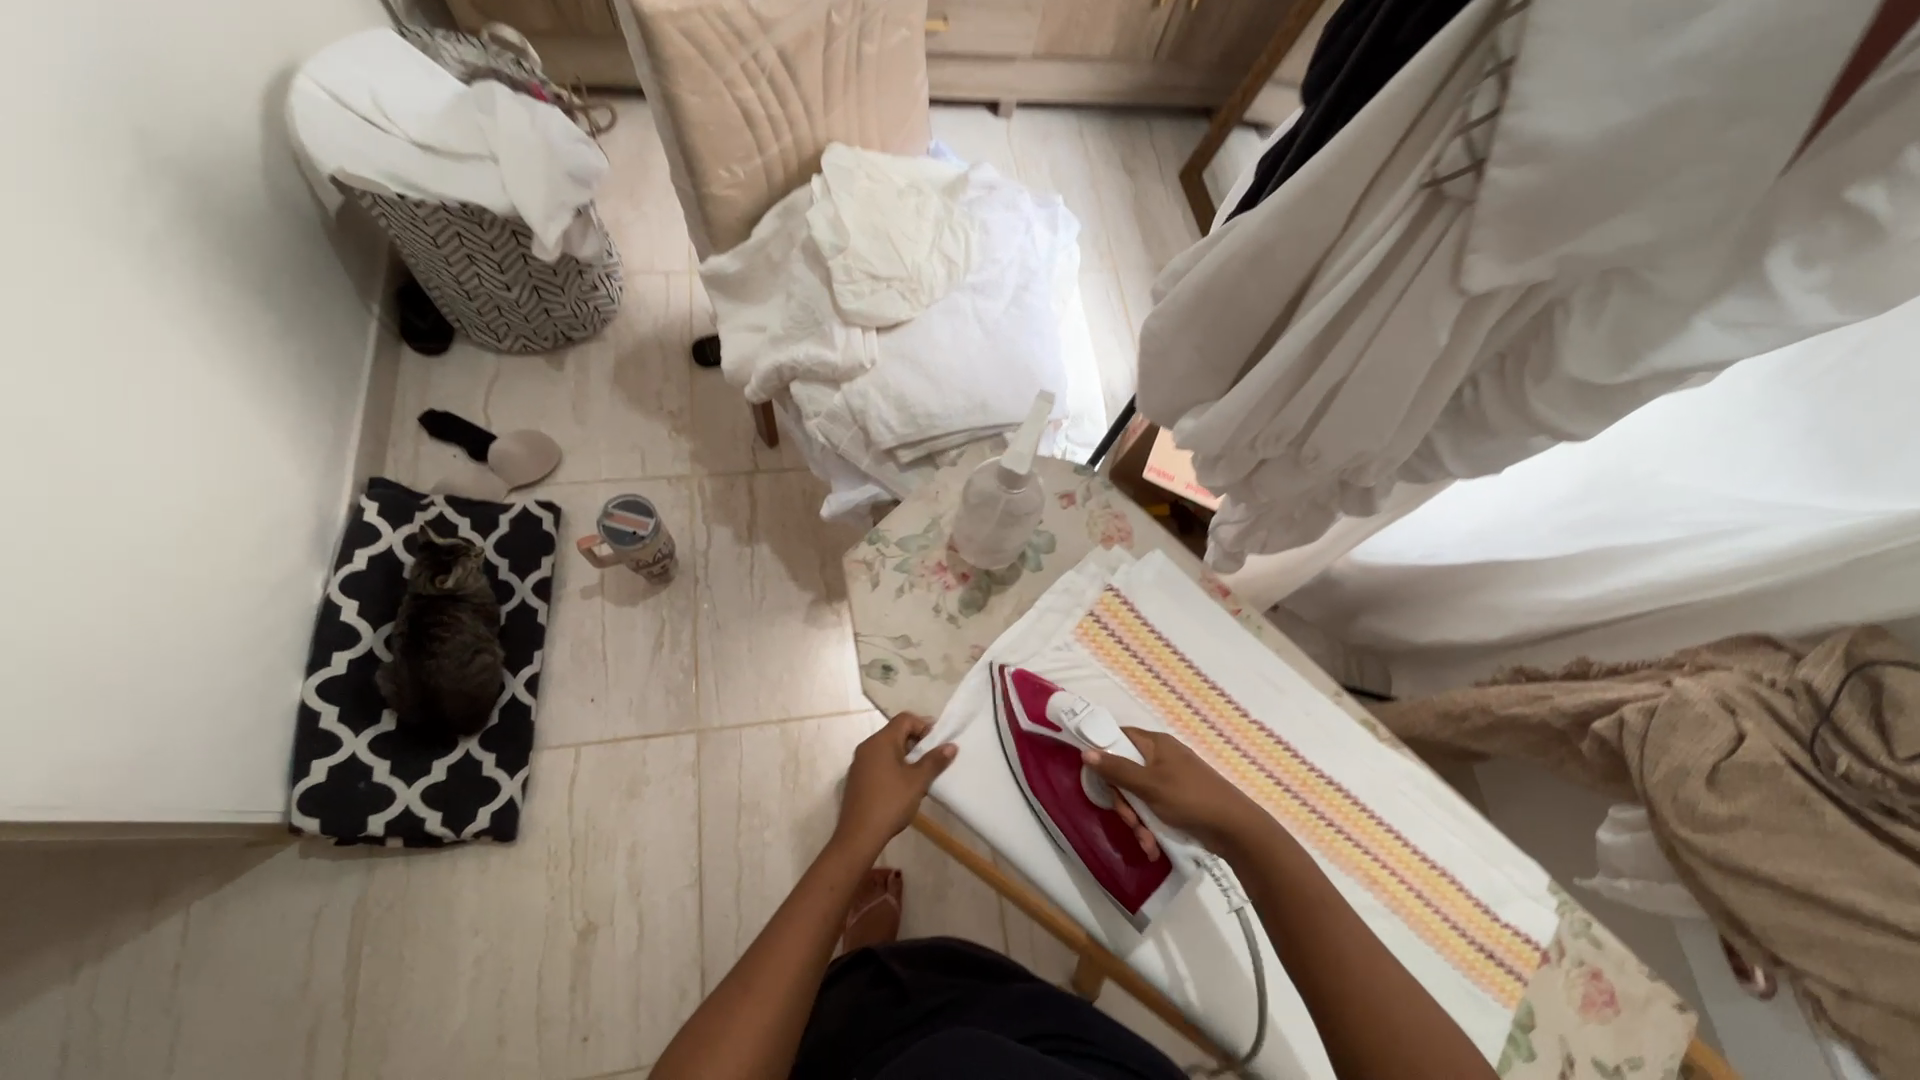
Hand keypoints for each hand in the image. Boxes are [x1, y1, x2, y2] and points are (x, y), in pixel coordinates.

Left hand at [834, 713, 956, 856]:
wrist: (859, 835)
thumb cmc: (890, 803)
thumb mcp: (917, 782)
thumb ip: (934, 761)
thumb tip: (951, 745)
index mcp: (880, 741)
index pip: (905, 719)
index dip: (924, 726)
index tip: (937, 744)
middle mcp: (867, 747)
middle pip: (896, 733)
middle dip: (917, 743)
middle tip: (933, 760)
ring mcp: (860, 763)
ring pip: (888, 749)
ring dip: (907, 757)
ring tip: (921, 776)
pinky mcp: (858, 779)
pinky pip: (879, 763)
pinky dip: (894, 767)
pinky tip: (904, 787)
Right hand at [1082, 728, 1268, 858]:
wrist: (1234, 829)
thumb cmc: (1190, 798)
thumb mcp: (1149, 785)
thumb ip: (1116, 769)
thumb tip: (1085, 752)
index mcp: (1155, 744)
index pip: (1118, 737)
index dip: (1103, 752)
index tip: (1094, 775)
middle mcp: (1160, 758)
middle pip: (1124, 772)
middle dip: (1123, 802)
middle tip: (1128, 819)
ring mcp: (1168, 780)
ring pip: (1136, 796)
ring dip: (1137, 821)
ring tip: (1145, 841)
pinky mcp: (1175, 801)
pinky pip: (1151, 809)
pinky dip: (1149, 827)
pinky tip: (1153, 846)